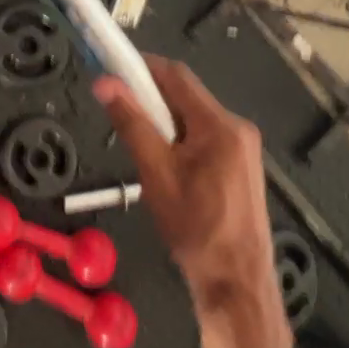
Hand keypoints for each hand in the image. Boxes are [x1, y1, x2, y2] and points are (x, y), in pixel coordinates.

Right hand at [93, 56, 276, 311]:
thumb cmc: (194, 227)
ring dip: (163, 122)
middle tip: (119, 111)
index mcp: (220, 125)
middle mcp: (237, 128)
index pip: (176, 75)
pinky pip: (204, 138)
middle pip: (186, 96)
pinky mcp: (241, 167)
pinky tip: (164, 165)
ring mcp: (243, 149)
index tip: (111, 66)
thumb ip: (130, 123)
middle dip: (150, 98)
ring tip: (141, 147)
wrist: (236, 282)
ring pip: (193, 118)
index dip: (141, 66)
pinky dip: (179, 140)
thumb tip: (105, 83)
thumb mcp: (155, 172)